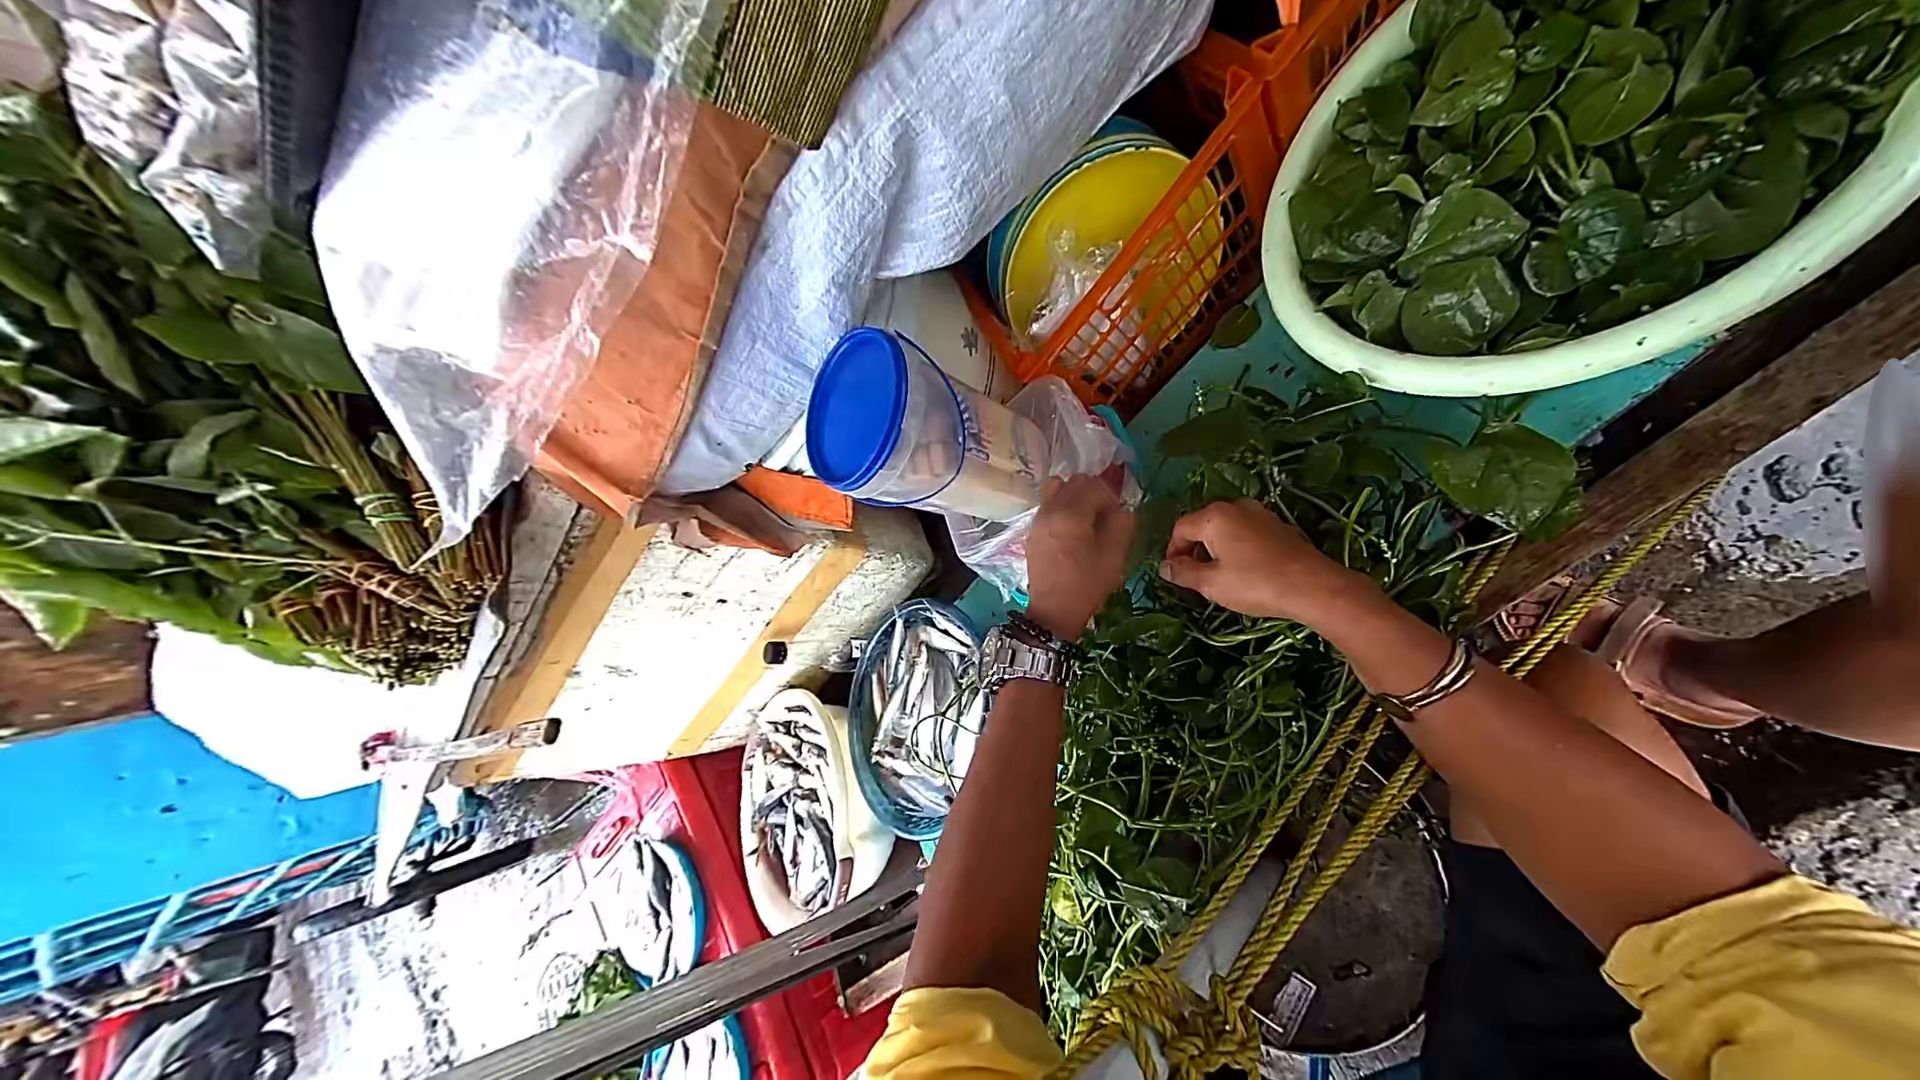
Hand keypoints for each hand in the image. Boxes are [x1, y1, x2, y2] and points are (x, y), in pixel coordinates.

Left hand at [1025, 470, 1136, 638]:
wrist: (1054, 610)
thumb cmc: (1087, 584)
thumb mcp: (1115, 555)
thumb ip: (1122, 523)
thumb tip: (1121, 507)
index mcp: (1071, 514)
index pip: (1095, 485)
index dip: (1111, 495)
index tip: (1118, 512)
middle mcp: (1050, 510)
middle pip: (1074, 481)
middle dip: (1093, 490)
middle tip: (1105, 512)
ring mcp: (1038, 520)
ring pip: (1057, 489)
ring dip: (1074, 495)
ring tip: (1086, 517)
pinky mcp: (1032, 531)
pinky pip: (1048, 505)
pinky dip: (1061, 507)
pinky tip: (1071, 529)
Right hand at [1158, 498, 1374, 625]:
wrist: (1314, 587)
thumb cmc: (1256, 583)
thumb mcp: (1211, 583)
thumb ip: (1183, 573)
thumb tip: (1164, 567)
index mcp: (1214, 516)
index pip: (1180, 529)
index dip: (1172, 552)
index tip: (1175, 575)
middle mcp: (1236, 507)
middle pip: (1202, 525)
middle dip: (1193, 550)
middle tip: (1195, 577)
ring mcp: (1260, 514)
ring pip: (1225, 528)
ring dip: (1215, 549)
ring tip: (1219, 575)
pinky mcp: (1278, 526)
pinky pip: (1246, 532)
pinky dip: (1237, 548)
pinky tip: (1245, 571)